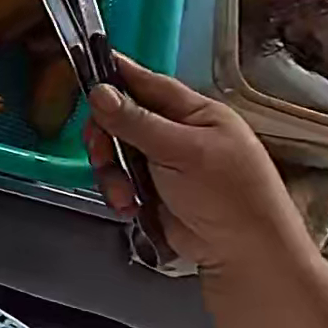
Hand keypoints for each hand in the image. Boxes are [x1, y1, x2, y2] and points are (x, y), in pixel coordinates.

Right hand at [83, 55, 311, 277]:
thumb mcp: (182, 152)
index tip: (83, 68)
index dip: (115, 75)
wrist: (245, 258)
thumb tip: (99, 91)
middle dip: (105, 137)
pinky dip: (119, 192)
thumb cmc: (227, 196)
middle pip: (121, 118)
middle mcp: (175, 132)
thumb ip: (136, 122)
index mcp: (194, 112)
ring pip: (116, 151)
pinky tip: (129, 207)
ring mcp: (163, 162)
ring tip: (123, 195)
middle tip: (100, 154)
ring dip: (112, 172)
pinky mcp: (152, 190)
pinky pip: (120, 179)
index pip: (146, 82)